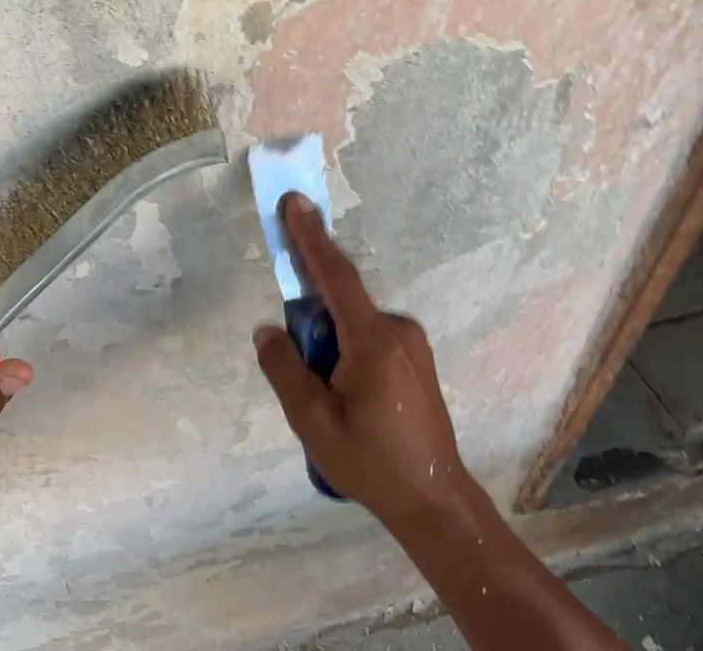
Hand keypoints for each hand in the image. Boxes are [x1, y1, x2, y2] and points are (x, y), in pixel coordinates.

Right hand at [253, 193, 468, 528]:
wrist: (434, 500)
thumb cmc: (371, 461)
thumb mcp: (311, 420)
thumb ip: (284, 368)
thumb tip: (268, 331)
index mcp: (373, 340)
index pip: (335, 276)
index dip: (311, 237)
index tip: (295, 202)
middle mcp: (397, 331)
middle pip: (339, 305)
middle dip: (311, 327)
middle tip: (307, 382)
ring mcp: (411, 345)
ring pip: (352, 326)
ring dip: (328, 347)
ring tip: (329, 403)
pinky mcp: (415, 360)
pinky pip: (368, 339)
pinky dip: (345, 354)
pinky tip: (346, 399)